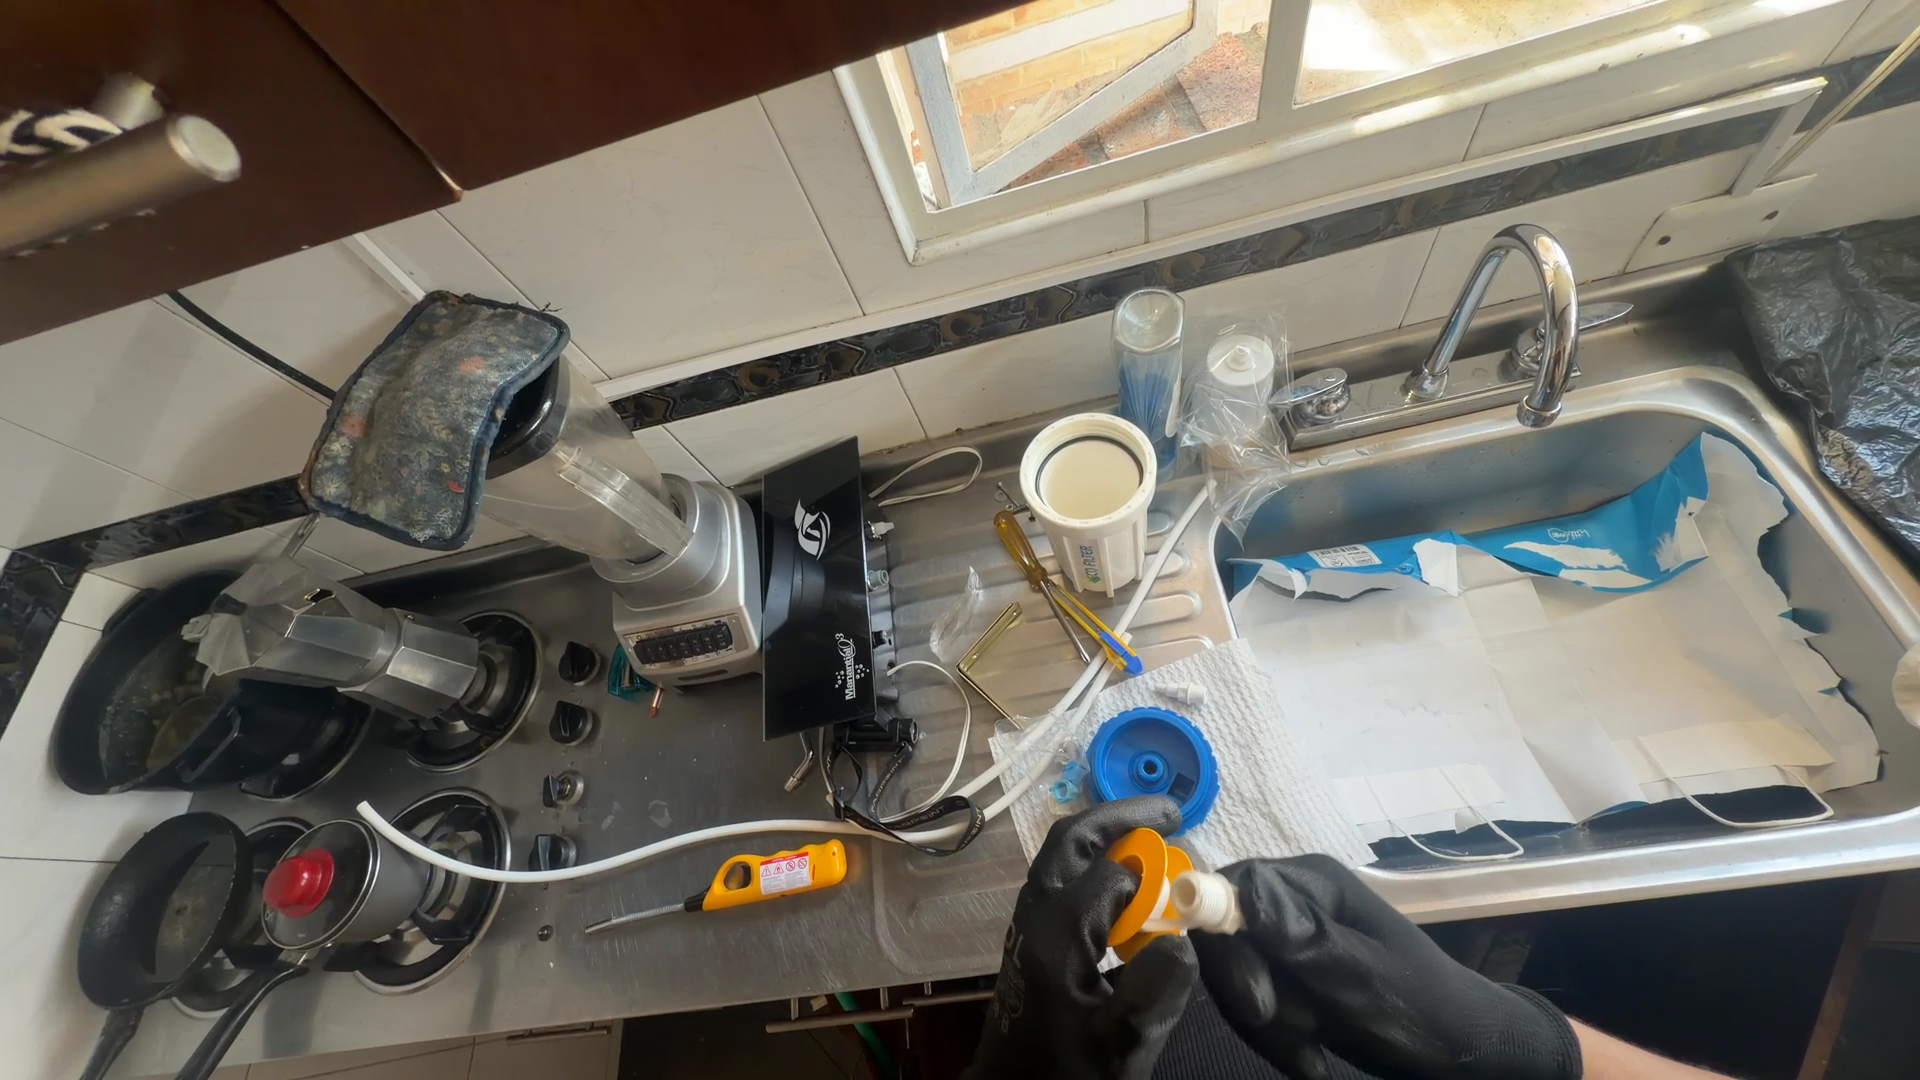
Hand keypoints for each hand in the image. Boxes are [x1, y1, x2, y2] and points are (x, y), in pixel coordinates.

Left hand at [964, 797, 1197, 1079]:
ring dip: (1105, 834)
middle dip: (1119, 816)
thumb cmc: (1066, 1074)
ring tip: (1149, 832)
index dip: (1154, 876)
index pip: (1111, 877)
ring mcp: (1028, 917)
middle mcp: (1036, 912)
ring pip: (1062, 852)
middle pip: (1072, 839)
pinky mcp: (1030, 929)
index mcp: (1057, 936)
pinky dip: (1093, 860)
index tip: (1190, 883)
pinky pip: (1060, 874)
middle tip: (1168, 812)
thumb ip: (1155, 991)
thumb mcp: (1121, 1047)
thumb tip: (1183, 939)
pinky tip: (1122, 876)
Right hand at [1191, 855, 1580, 1079]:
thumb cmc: (1428, 1014)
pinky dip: (1274, 1033)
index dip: (1227, 940)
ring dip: (1267, 1023)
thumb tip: (1243, 887)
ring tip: (1311, 1055)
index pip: (1234, 888)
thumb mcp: (1367, 979)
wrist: (1473, 1059)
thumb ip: (1304, 935)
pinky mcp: (1288, 972)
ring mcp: (1287, 935)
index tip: (1255, 1004)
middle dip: (1251, 991)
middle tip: (1295, 1037)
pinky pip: (1252, 996)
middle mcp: (1290, 898)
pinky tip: (1308, 1055)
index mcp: (1310, 880)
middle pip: (1227, 932)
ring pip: (1235, 971)